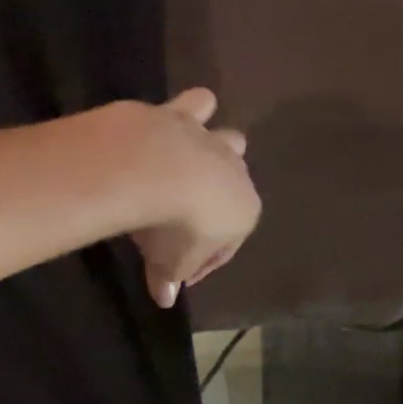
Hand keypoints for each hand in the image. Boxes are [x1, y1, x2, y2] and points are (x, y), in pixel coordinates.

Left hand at [84, 88, 257, 307]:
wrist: (159, 168)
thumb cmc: (176, 227)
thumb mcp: (170, 263)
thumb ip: (169, 278)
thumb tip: (165, 299)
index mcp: (243, 214)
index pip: (225, 247)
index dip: (200, 264)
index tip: (177, 276)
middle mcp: (237, 173)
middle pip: (232, 190)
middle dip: (214, 205)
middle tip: (181, 224)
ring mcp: (211, 140)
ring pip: (230, 139)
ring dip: (217, 151)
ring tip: (190, 164)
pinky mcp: (183, 114)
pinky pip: (198, 104)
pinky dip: (193, 110)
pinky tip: (174, 120)